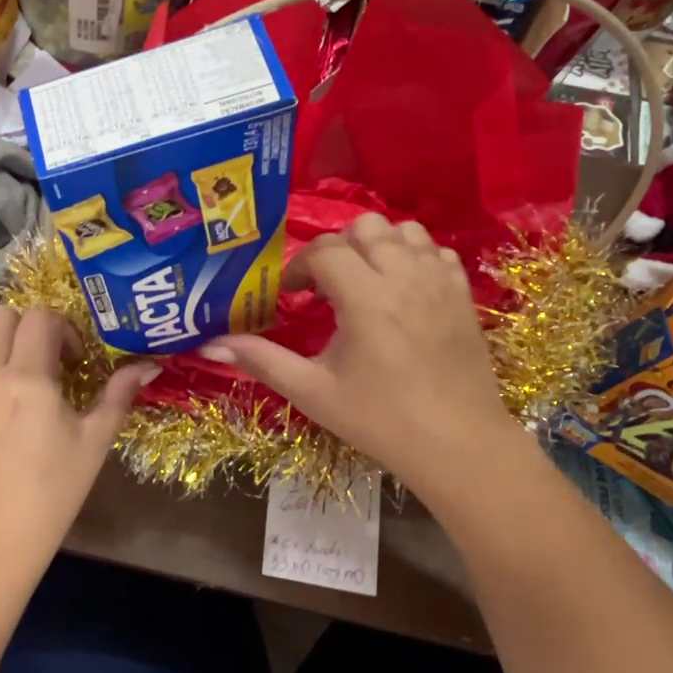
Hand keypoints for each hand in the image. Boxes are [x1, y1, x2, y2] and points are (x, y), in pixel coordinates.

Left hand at [0, 306, 158, 569]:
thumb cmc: (50, 493)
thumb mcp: (92, 444)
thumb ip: (117, 396)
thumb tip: (147, 366)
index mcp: (28, 380)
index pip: (41, 319)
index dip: (63, 330)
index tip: (73, 361)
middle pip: (2, 315)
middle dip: (28, 328)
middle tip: (45, 361)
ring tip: (14, 374)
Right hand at [203, 215, 520, 492]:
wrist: (458, 445)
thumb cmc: (379, 420)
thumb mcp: (313, 392)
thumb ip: (262, 360)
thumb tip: (209, 344)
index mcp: (365, 298)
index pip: (325, 251)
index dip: (300, 267)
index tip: (291, 296)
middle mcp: (405, 277)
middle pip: (366, 227)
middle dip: (338, 248)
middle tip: (325, 286)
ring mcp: (440, 282)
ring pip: (405, 230)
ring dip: (377, 246)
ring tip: (364, 282)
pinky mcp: (463, 294)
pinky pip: (436, 252)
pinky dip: (413, 258)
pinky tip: (400, 291)